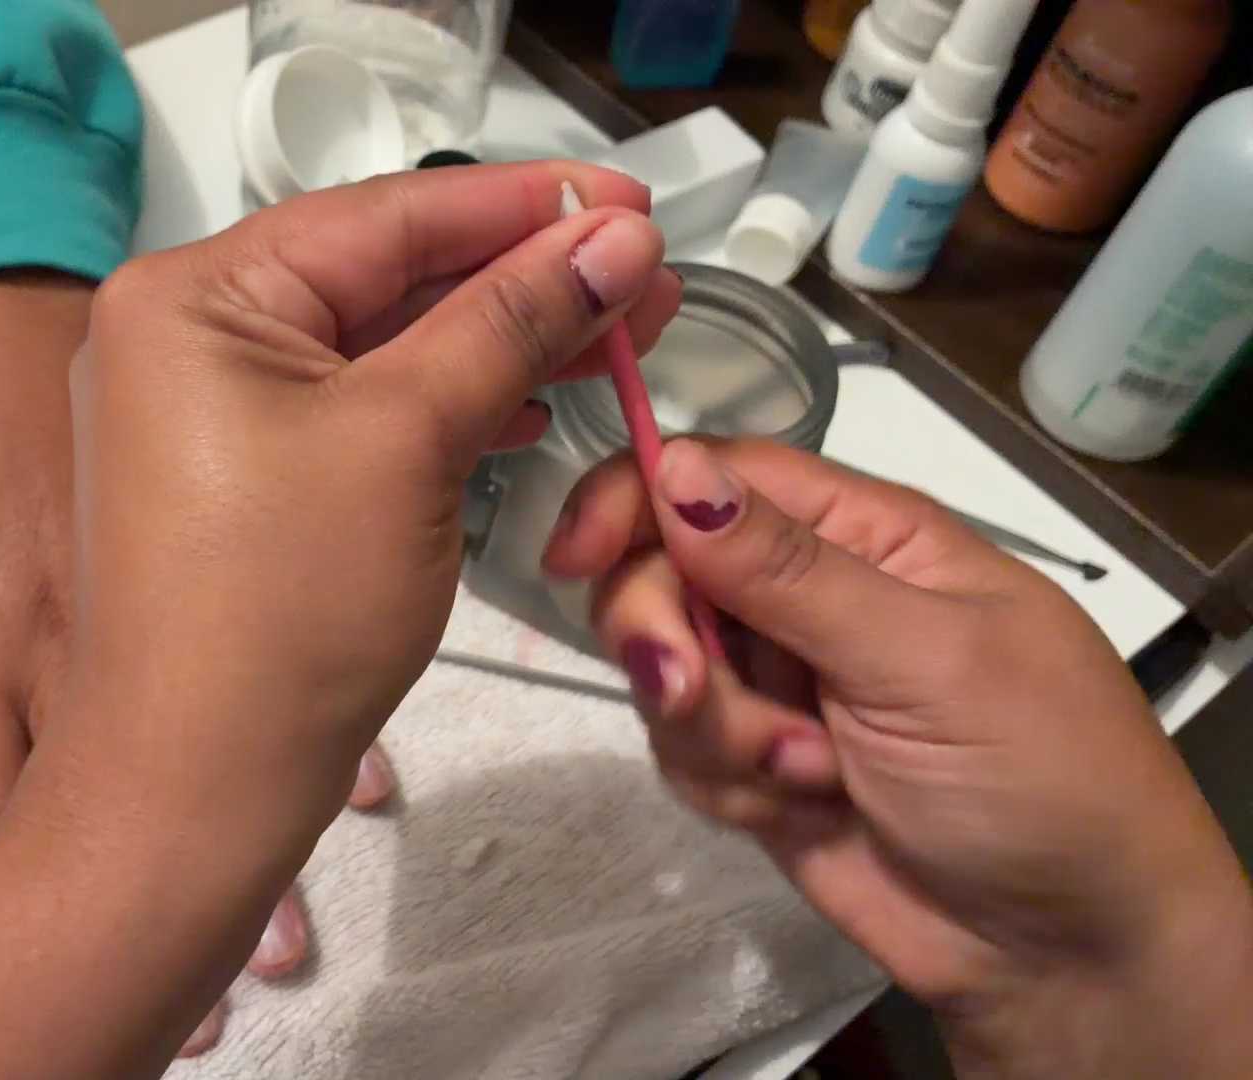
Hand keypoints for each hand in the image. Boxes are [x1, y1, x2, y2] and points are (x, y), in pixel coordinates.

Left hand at [0, 163, 676, 1061]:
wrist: (198, 782)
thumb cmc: (282, 614)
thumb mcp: (406, 440)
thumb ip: (509, 323)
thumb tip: (611, 237)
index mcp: (191, 299)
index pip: (380, 216)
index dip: (518, 204)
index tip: (628, 200)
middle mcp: (181, 340)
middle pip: (378, 280)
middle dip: (513, 281)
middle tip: (634, 276)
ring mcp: (204, 414)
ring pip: (371, 351)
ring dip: (485, 345)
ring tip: (600, 337)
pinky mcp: (236, 476)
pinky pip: (348, 413)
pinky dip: (432, 405)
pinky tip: (513, 403)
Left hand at [0, 270, 391, 1056]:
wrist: (0, 323)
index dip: (23, 907)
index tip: (79, 973)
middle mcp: (57, 654)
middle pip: (107, 802)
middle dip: (159, 900)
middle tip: (224, 989)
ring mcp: (131, 608)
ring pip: (193, 735)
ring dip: (247, 833)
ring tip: (294, 921)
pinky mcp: (188, 563)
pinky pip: (251, 649)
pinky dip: (299, 717)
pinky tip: (357, 774)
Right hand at [545, 439, 1252, 1075]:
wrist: (1054, 954)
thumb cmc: (1035, 779)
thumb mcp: (925, 660)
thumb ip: (787, 568)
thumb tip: (673, 467)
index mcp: (851, 536)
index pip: (708, 477)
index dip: (625, 500)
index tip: (571, 558)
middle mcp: (787, 591)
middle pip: (654, 572)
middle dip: (662, 639)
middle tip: (688, 696)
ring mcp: (754, 671)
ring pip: (655, 665)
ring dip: (715, 729)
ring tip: (804, 774)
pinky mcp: (732, 742)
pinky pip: (670, 740)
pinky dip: (724, 779)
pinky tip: (800, 806)